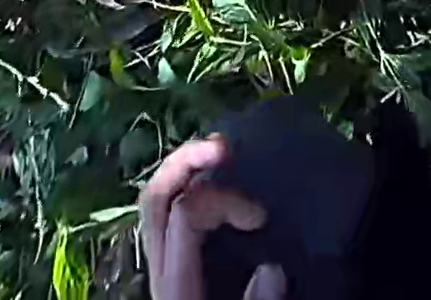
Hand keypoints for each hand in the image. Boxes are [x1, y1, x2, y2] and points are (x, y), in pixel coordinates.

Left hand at [140, 135, 285, 299]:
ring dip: (186, 162)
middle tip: (226, 147)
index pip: (184, 217)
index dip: (223, 202)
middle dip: (188, 161)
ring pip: (157, 193)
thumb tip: (274, 269)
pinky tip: (211, 168)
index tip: (261, 217)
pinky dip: (187, 178)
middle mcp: (159, 263)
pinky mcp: (168, 255)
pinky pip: (167, 202)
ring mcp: (159, 256)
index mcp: (175, 284)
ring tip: (220, 146)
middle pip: (157, 194)